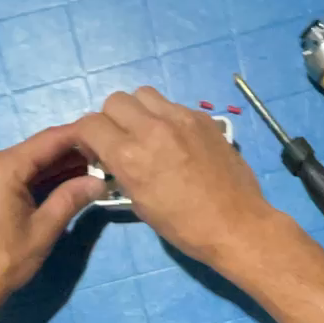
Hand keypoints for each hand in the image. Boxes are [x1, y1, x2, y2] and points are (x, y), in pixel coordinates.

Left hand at [0, 125, 105, 306]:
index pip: (49, 141)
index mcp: (3, 166)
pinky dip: (34, 179)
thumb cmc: (5, 261)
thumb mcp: (44, 229)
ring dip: (52, 169)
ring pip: (23, 163)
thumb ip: (71, 199)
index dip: (79, 138)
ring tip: (86, 174)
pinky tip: (57, 185)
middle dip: (68, 156)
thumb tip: (98, 182)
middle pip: (35, 150)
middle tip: (101, 162)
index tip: (104, 138)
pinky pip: (10, 175)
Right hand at [69, 89, 287, 266]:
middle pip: (115, 101)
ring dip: (139, 111)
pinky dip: (167, 117)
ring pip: (144, 94)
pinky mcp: (203, 118)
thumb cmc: (185, 227)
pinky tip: (178, 140)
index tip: (96, 151)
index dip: (87, 137)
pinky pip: (173, 105)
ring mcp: (180, 119)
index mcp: (130, 156)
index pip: (90, 124)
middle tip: (123, 141)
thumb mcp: (141, 206)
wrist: (235, 225)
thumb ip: (122, 173)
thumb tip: (116, 159)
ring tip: (149, 134)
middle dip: (112, 120)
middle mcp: (151, 129)